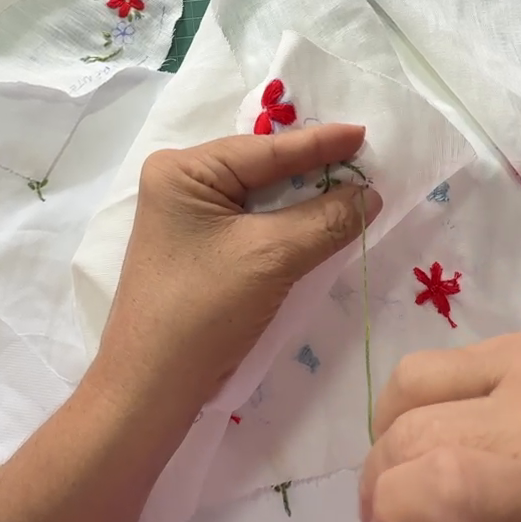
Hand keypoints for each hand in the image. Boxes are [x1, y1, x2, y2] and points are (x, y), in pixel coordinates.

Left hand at [97, 123, 382, 411]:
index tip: (364, 132)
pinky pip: (250, 221)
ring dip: (302, 196)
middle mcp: (179, 183)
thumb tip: (369, 194)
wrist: (151, 390)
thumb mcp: (270, 257)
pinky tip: (317, 216)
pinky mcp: (196, 247)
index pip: (264, 150)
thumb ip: (325, 219)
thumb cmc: (203, 311)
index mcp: (182, 170)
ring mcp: (185, 216)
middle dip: (311, 167)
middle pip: (259, 168)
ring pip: (257, 196)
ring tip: (349, 184)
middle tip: (363, 159)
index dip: (318, 143)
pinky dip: (285, 221)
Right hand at [359, 332, 520, 521]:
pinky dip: (419, 404)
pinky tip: (432, 436)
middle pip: (414, 432)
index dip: (393, 514)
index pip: (441, 481)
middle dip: (381, 483)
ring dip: (388, 434)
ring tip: (399, 475)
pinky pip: (443, 364)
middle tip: (385, 520)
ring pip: (412, 381)